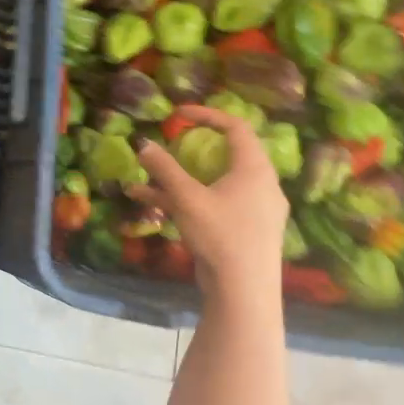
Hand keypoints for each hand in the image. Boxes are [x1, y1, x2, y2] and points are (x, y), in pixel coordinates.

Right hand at [130, 106, 288, 306]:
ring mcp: (255, 208)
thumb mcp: (186, 198)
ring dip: (179, 177)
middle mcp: (261, 185)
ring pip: (215, 181)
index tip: (179, 114)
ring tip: (145, 179)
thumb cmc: (221, 235)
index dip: (207, 115)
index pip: (237, 128)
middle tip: (168, 144)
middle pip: (226, 154)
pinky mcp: (245, 228)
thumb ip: (164, 168)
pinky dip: (186, 198)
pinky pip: (214, 202)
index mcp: (254, 170)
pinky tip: (152, 203)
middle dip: (190, 148)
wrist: (244, 290)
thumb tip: (142, 142)